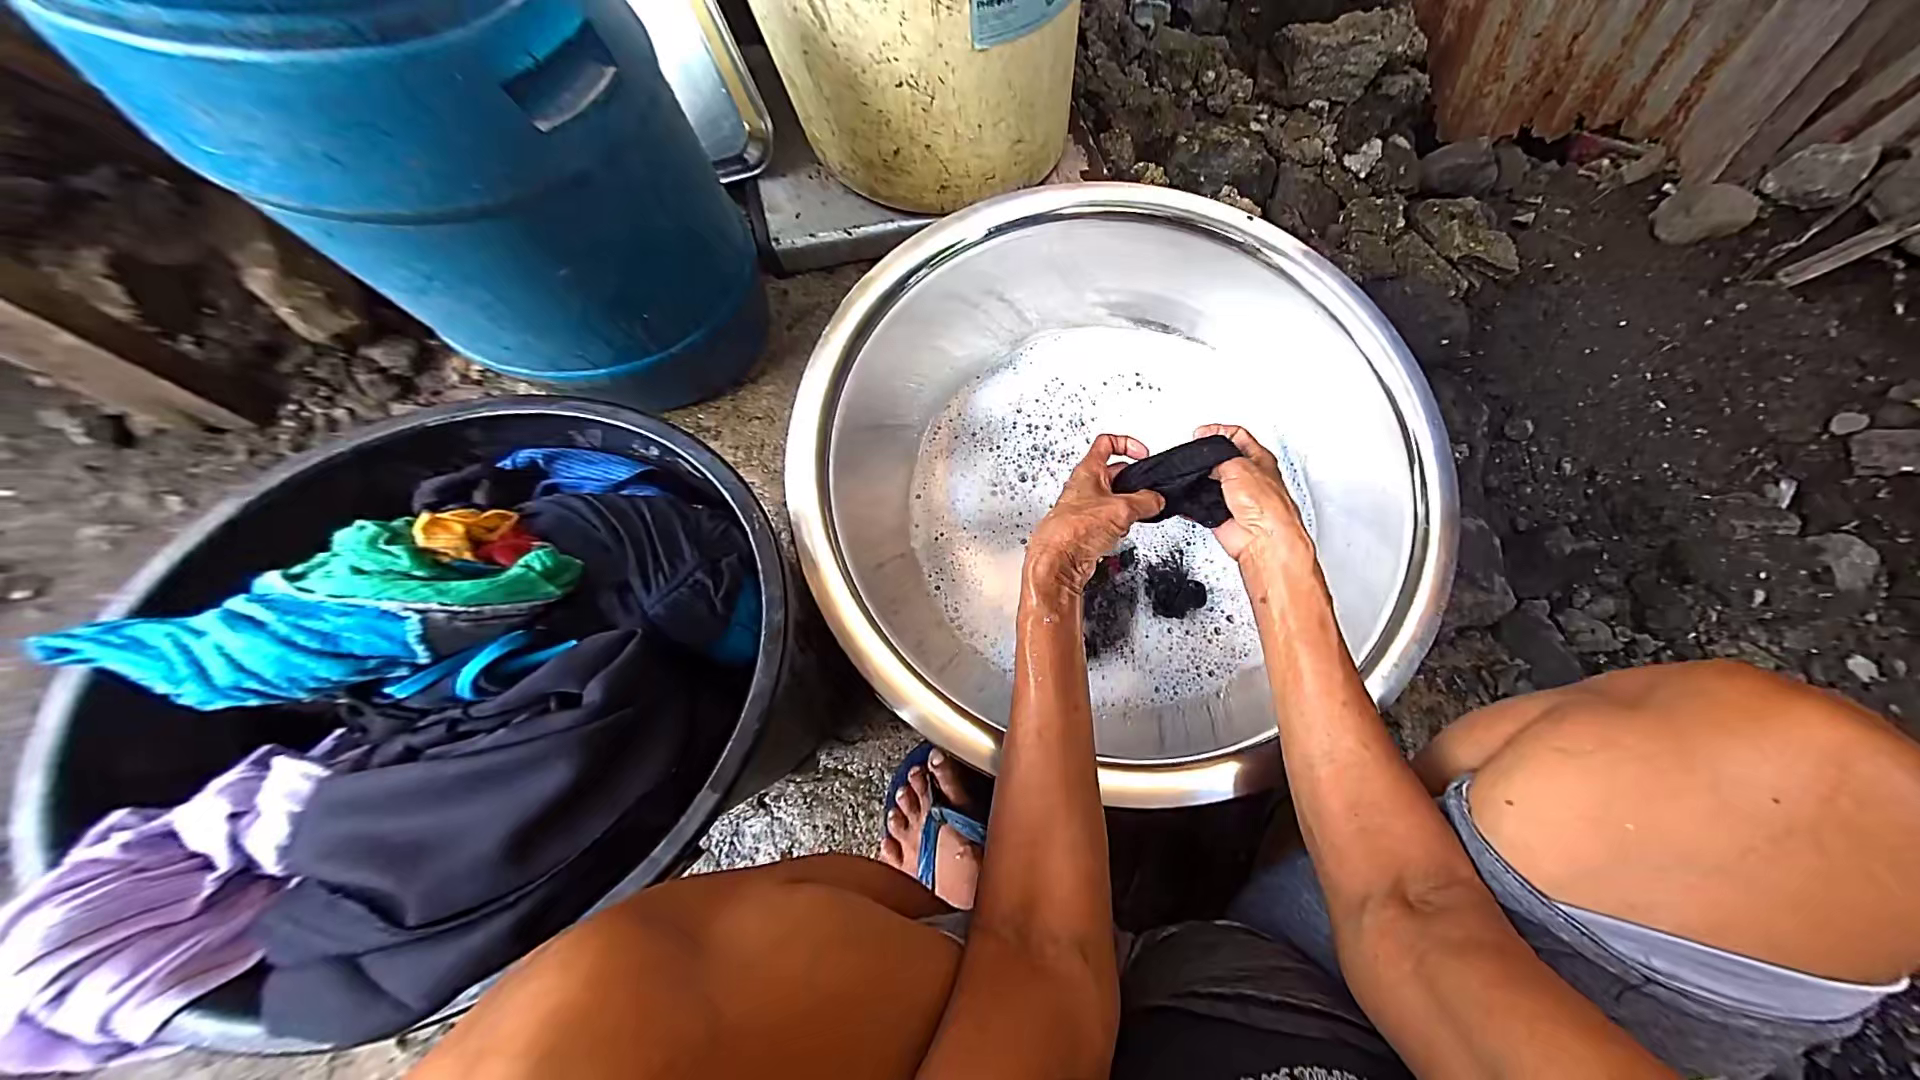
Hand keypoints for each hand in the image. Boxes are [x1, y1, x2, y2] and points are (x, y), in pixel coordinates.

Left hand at [1026, 435, 1165, 592]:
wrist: (1058, 561)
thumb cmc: (1073, 530)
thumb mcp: (1122, 508)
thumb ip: (1145, 500)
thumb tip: (1155, 499)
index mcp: (1087, 471)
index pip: (1106, 443)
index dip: (1127, 444)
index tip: (1143, 454)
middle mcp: (1083, 487)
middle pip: (1113, 473)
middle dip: (1132, 482)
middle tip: (1145, 491)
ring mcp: (1084, 508)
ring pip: (1113, 500)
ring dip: (1127, 507)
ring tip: (1133, 516)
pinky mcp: (1086, 529)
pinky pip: (1109, 520)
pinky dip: (1119, 525)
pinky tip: (1121, 533)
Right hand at [1195, 424, 1315, 570]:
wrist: (1262, 539)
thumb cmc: (1266, 507)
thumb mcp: (1237, 466)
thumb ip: (1218, 458)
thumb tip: (1206, 461)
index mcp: (1259, 460)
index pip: (1236, 437)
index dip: (1218, 432)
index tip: (1200, 434)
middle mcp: (1249, 478)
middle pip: (1222, 460)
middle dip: (1206, 458)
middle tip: (1193, 456)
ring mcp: (1236, 498)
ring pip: (1211, 483)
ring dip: (1200, 481)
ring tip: (1191, 477)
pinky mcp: (1223, 516)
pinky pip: (1202, 506)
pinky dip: (1193, 503)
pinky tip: (1189, 500)